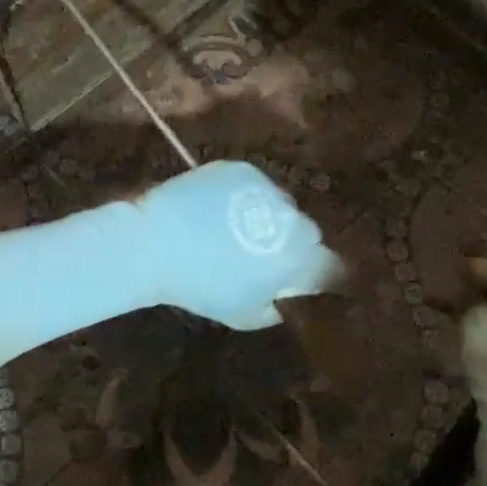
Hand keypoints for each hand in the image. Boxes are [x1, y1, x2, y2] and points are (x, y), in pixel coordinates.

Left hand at [133, 160, 344, 329]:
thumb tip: (283, 299)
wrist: (155, 243)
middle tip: (262, 254)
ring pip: (280, 205)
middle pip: (307, 232)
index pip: (331, 266)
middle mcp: (293, 219)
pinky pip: (253, 185)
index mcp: (300, 258)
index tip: (301, 279)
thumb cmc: (200, 286)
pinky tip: (219, 209)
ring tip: (235, 229)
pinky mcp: (241, 170)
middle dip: (292, 244)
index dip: (318, 274)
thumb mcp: (244, 315)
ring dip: (268, 217)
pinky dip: (243, 196)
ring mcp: (266, 189)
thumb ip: (275, 309)